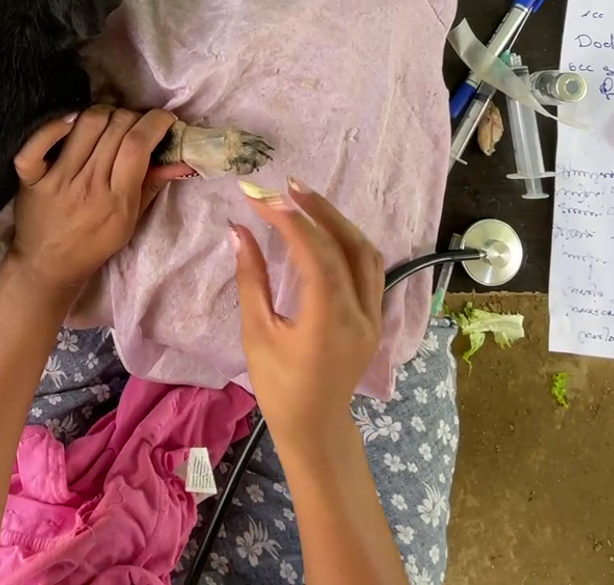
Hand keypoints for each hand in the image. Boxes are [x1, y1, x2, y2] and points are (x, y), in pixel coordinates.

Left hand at [8, 105, 178, 292]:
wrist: (48, 265)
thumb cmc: (94, 242)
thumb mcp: (131, 220)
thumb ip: (154, 184)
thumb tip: (183, 158)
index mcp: (117, 200)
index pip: (138, 145)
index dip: (155, 121)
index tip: (164, 119)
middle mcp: (88, 185)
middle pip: (116, 128)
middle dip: (133, 116)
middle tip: (135, 124)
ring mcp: (57, 180)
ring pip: (86, 124)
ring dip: (104, 113)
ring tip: (109, 123)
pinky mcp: (31, 177)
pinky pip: (38, 142)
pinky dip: (53, 126)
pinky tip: (69, 123)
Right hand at [230, 178, 384, 450]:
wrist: (316, 427)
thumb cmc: (279, 385)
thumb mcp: (256, 332)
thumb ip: (251, 278)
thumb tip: (239, 230)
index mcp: (329, 321)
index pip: (314, 253)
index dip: (287, 219)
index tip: (259, 197)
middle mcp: (360, 313)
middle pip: (347, 244)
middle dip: (317, 209)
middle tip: (286, 185)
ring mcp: (374, 314)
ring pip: (365, 251)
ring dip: (336, 220)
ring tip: (304, 199)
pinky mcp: (375, 315)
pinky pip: (369, 266)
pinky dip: (348, 239)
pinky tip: (325, 227)